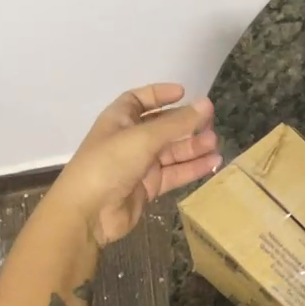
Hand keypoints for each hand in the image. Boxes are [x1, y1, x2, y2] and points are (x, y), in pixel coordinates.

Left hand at [48, 84, 219, 246]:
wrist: (89, 212)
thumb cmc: (110, 164)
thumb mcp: (144, 138)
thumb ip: (177, 123)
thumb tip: (207, 104)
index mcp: (119, 120)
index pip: (139, 100)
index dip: (159, 94)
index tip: (184, 93)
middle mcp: (129, 140)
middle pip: (161, 127)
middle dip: (185, 124)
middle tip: (211, 123)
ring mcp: (139, 165)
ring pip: (171, 152)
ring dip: (193, 147)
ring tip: (215, 144)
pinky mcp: (148, 187)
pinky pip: (174, 173)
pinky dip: (192, 168)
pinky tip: (213, 163)